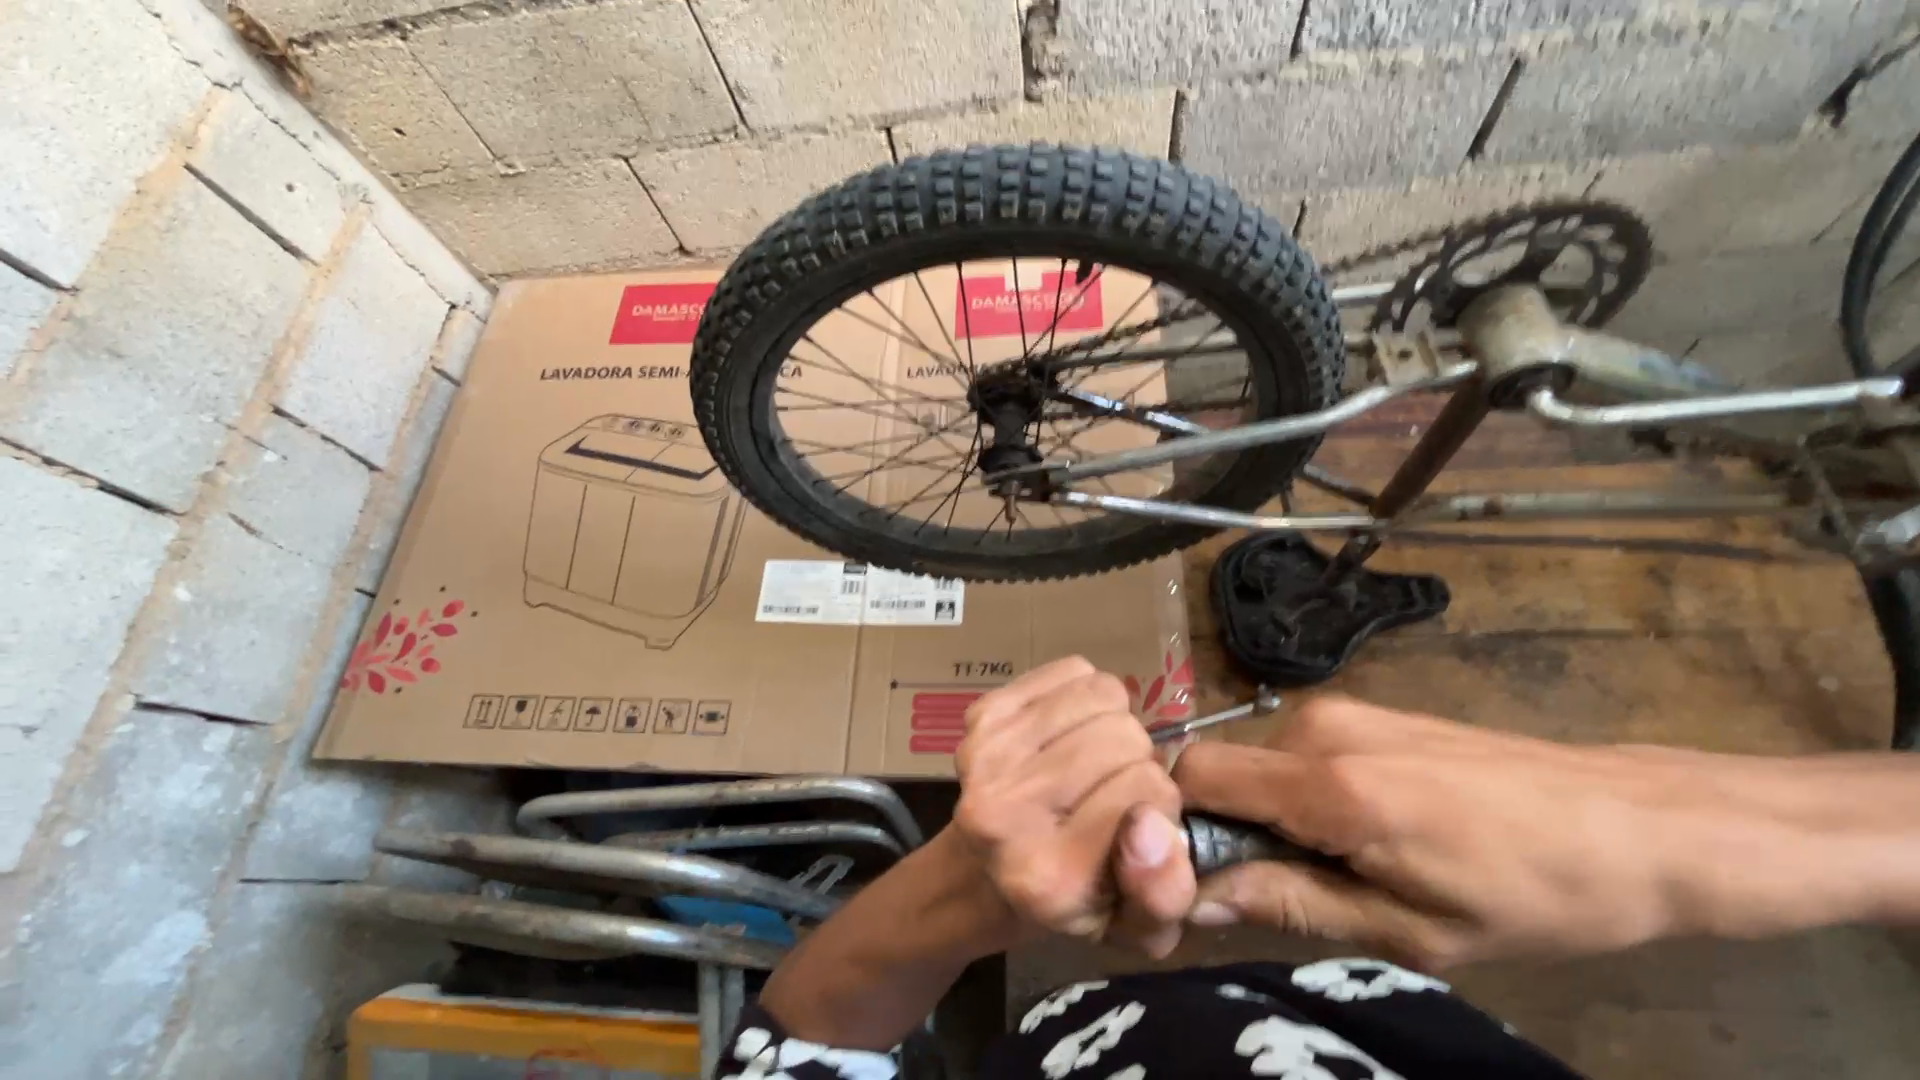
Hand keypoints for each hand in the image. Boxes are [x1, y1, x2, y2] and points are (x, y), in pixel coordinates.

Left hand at [950, 656, 1196, 956]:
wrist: (982, 871)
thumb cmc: (1071, 896)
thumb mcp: (1133, 924)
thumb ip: (1163, 892)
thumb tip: (1153, 825)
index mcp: (1049, 878)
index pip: (1147, 788)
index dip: (1159, 801)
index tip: (1138, 823)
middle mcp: (1004, 816)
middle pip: (1123, 735)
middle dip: (1137, 758)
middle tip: (1113, 789)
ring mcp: (985, 757)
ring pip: (1102, 696)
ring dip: (1115, 721)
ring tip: (1095, 760)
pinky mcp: (981, 714)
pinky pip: (1073, 670)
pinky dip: (1087, 693)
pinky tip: (1070, 732)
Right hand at [1172, 696, 1881, 969]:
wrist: (1636, 823)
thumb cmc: (1534, 892)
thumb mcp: (1411, 929)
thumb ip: (1292, 903)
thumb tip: (1197, 897)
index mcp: (1328, 785)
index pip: (1193, 775)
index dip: (1175, 824)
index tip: (1190, 878)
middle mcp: (1318, 727)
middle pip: (1217, 771)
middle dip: (1221, 828)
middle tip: (1268, 890)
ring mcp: (1341, 711)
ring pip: (1251, 764)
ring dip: (1262, 815)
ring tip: (1328, 866)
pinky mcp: (1362, 711)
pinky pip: (1290, 754)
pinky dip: (1293, 795)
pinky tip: (1357, 832)